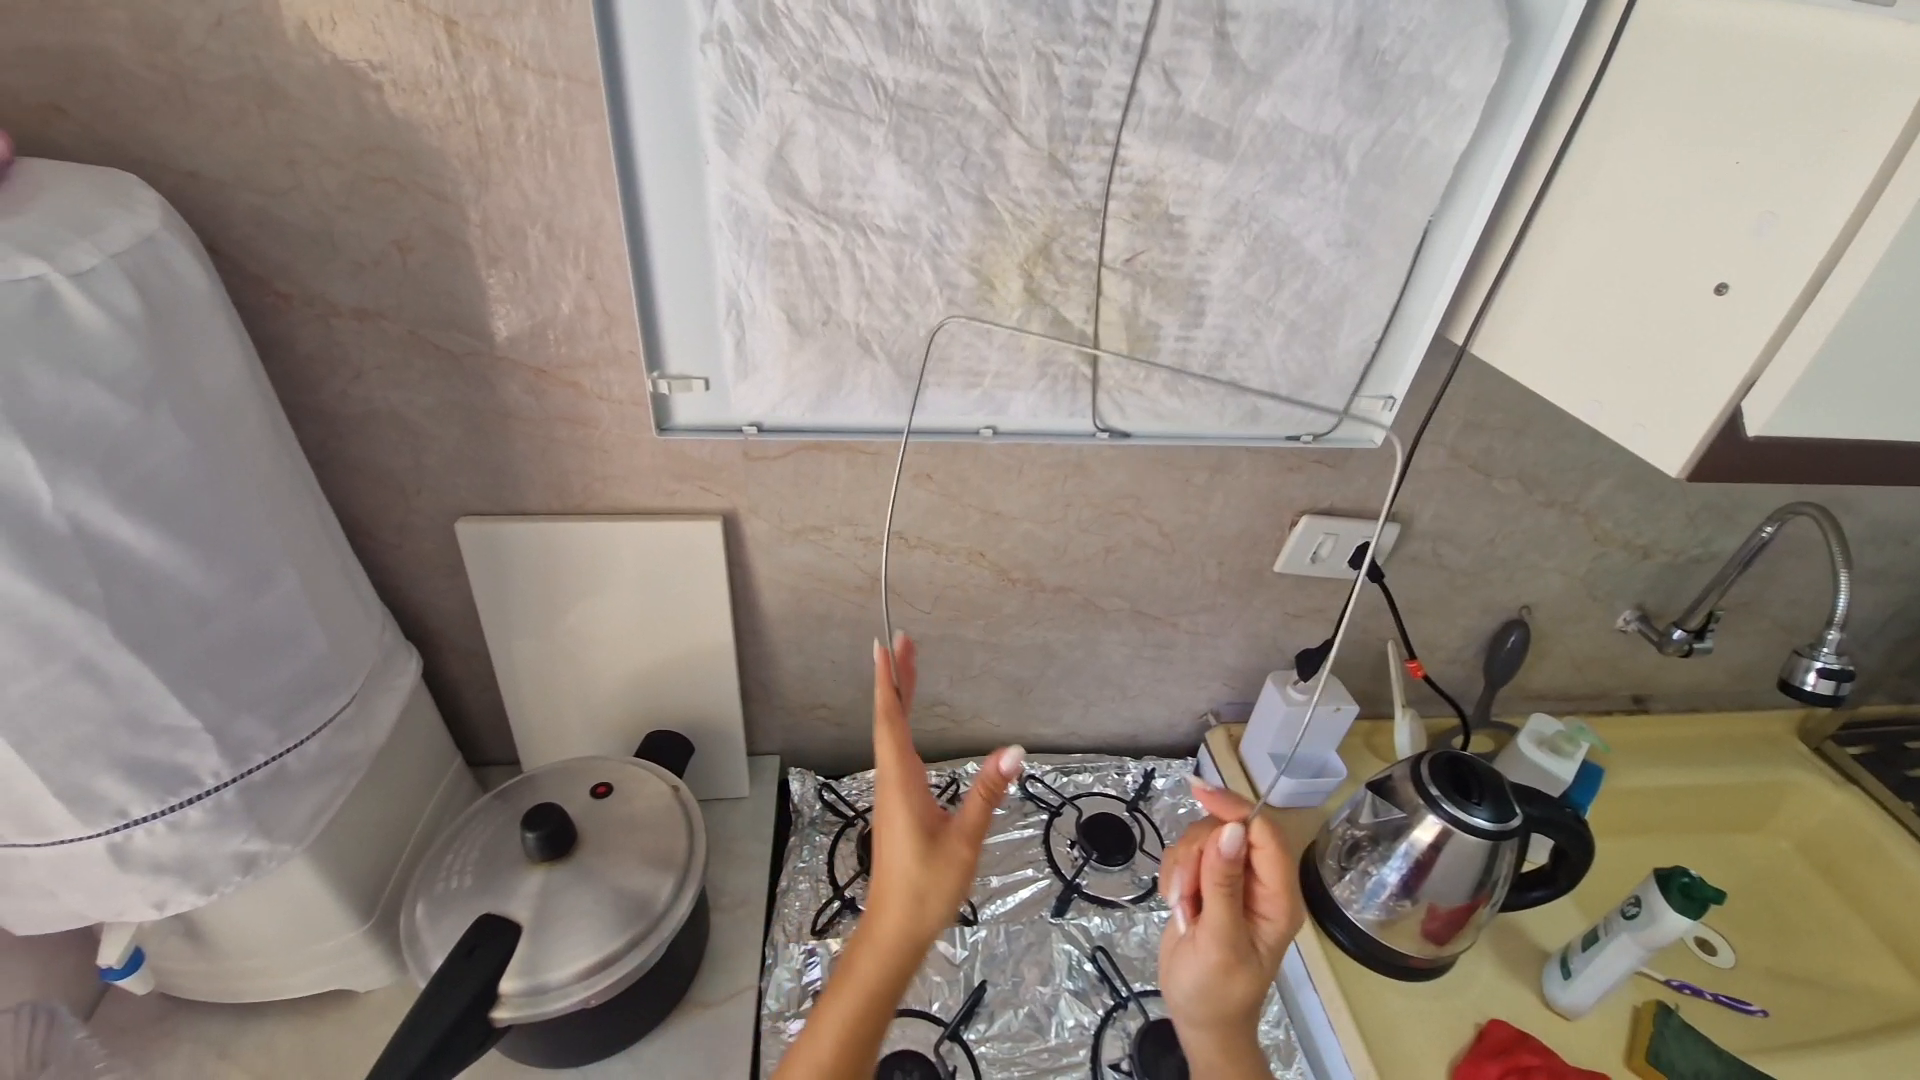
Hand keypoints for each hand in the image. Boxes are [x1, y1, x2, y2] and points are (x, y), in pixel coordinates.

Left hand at [772, 635, 1023, 1079]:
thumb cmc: (927, 885)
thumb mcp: (965, 839)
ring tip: (907, 669)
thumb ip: (988, 792)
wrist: (896, 929)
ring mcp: (892, 792)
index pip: (890, 720)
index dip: (888, 682)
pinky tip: (908, 725)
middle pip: (890, 719)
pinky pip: (896, 752)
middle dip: (896, 679)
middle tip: (902, 641)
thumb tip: (1015, 750)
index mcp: (900, 780)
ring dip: (897, 699)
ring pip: (891, 735)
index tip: (884, 647)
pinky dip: (901, 725)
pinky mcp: (897, 805)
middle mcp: (891, 779)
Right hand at [1157, 778, 1302, 1071]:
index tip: (1197, 791)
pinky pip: (1186, 854)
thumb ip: (1224, 884)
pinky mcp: (1207, 883)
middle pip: (1226, 830)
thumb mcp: (1219, 941)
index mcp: (1278, 897)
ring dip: (1182, 867)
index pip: (1263, 833)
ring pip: (1202, 839)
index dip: (1233, 808)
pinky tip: (1176, 904)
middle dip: (1197, 853)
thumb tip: (1231, 829)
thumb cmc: (1216, 991)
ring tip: (1182, 907)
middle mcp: (1259, 882)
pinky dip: (1173, 873)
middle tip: (1185, 892)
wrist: (1198, 1020)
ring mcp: (1232, 881)